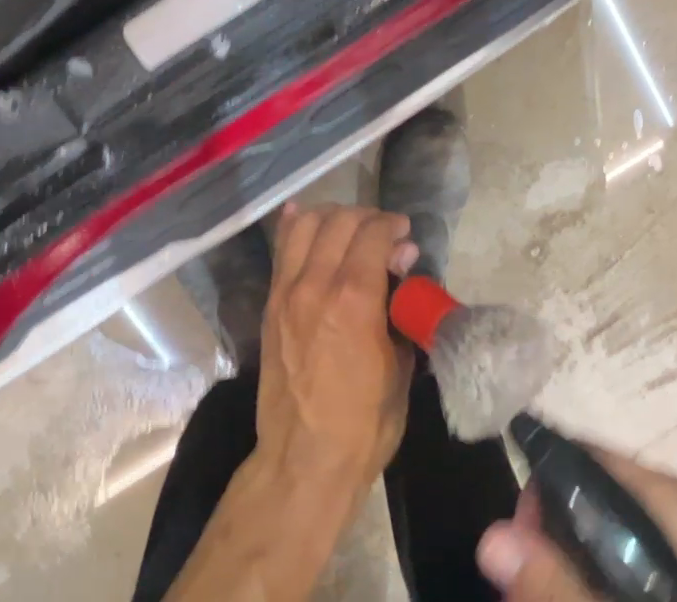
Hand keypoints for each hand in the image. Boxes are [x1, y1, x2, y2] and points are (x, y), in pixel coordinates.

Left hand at [255, 203, 419, 488]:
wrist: (304, 458)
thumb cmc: (365, 422)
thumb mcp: (401, 366)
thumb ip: (401, 306)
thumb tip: (402, 262)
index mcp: (354, 299)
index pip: (373, 234)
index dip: (393, 226)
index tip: (406, 235)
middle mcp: (315, 284)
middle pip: (338, 222)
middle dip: (367, 218)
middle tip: (384, 233)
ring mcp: (286, 293)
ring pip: (304, 226)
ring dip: (331, 217)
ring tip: (350, 229)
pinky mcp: (270, 305)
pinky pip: (281, 250)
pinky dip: (296, 228)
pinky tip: (306, 219)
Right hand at [476, 448, 676, 601]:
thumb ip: (560, 584)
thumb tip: (492, 538)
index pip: (588, 457)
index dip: (542, 491)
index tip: (518, 540)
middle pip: (603, 494)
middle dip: (560, 536)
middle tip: (531, 585)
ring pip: (625, 528)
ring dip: (585, 562)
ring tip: (555, 591)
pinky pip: (653, 553)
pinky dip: (618, 575)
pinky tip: (598, 594)